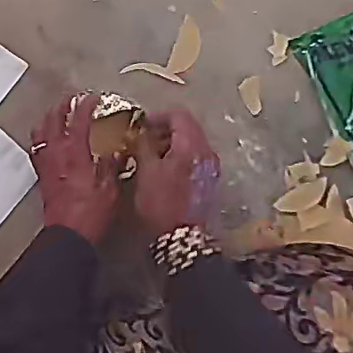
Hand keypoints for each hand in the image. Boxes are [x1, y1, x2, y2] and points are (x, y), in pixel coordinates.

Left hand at [32, 93, 120, 244]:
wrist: (68, 236)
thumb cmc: (90, 215)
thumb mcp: (110, 190)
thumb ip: (112, 166)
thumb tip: (116, 152)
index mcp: (76, 154)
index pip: (79, 120)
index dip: (86, 105)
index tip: (93, 98)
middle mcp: (57, 155)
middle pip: (55, 120)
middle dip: (63, 105)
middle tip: (72, 98)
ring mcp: (46, 165)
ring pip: (41, 131)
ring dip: (49, 118)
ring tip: (56, 112)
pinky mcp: (41, 176)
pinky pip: (36, 149)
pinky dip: (40, 138)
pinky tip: (44, 139)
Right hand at [132, 108, 220, 239]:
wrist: (180, 238)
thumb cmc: (160, 202)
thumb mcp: (145, 170)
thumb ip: (143, 143)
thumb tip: (141, 130)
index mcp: (192, 145)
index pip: (179, 114)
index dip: (158, 116)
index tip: (142, 125)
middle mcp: (207, 151)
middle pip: (188, 127)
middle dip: (165, 129)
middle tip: (143, 139)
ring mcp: (211, 166)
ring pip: (192, 142)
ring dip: (172, 142)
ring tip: (150, 154)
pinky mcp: (209, 179)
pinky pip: (195, 157)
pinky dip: (180, 155)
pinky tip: (163, 168)